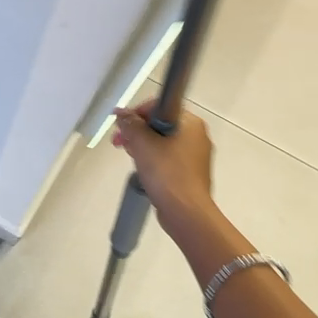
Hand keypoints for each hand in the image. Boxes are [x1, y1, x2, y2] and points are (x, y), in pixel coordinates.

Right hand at [110, 105, 217, 238]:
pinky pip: (169, 158)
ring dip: (143, 145)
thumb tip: (121, 113)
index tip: (120, 126)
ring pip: (163, 141)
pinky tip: (143, 169)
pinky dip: (154, 159)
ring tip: (130, 157)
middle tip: (119, 142)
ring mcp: (196, 155)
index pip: (159, 106)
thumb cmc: (165, 172)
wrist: (185, 210)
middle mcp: (197, 135)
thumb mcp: (142, 143)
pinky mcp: (192, 172)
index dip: (136, 113)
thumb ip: (130, 124)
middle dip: (137, 131)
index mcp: (190, 122)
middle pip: (160, 124)